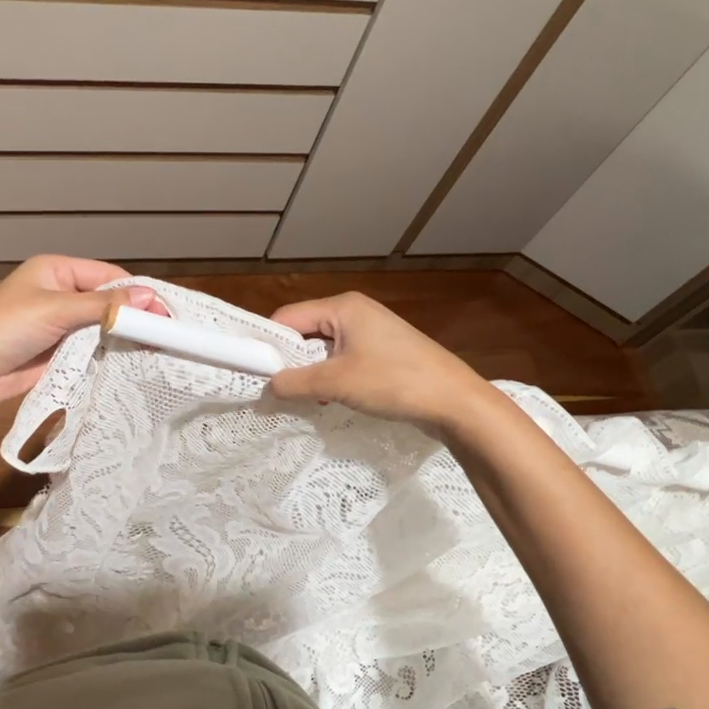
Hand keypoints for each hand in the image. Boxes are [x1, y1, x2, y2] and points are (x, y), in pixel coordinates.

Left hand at [0, 255, 165, 408]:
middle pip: (109, 301)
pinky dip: (112, 353)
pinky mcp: (61, 351)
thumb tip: (148, 296)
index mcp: (57, 270)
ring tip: (158, 348)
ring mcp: (62, 324)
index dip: (136, 291)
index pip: (108, 275)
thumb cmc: (7, 328)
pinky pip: (94, 348)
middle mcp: (62, 293)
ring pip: (104, 326)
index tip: (163, 311)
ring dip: (126, 336)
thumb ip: (102, 304)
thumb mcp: (56, 309)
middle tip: (167, 333)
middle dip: (134, 315)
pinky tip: (134, 360)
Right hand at [267, 292, 487, 431]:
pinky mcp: (383, 352)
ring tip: (306, 398)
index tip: (252, 372)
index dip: (268, 344)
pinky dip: (332, 377)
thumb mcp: (337, 383)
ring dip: (312, 372)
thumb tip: (267, 386)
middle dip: (290, 360)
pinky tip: (332, 399)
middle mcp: (355, 311)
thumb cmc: (394, 382)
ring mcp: (372, 332)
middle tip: (276, 389)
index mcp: (342, 307)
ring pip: (324, 349)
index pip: (288, 317)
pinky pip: (343, 359)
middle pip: (305, 331)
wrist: (456, 401)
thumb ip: (295, 382)